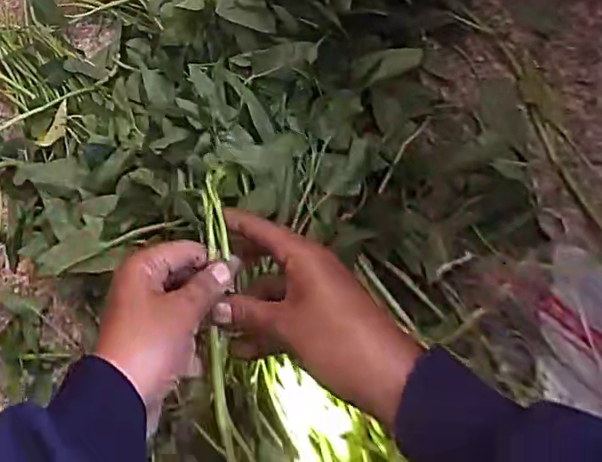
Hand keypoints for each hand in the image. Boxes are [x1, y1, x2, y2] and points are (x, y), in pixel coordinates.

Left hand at [94, 241, 235, 415]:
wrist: (121, 397)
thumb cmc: (152, 343)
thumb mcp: (183, 312)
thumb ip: (206, 287)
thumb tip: (226, 265)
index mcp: (142, 266)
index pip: (182, 250)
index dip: (209, 258)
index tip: (238, 270)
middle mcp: (138, 283)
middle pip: (180, 277)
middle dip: (206, 291)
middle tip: (234, 302)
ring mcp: (140, 312)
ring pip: (179, 305)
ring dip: (200, 318)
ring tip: (223, 327)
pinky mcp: (146, 340)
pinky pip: (173, 330)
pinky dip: (187, 341)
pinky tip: (201, 357)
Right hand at [213, 210, 421, 423]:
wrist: (395, 383)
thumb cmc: (338, 340)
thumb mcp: (287, 326)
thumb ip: (248, 312)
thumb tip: (213, 304)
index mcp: (302, 255)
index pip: (260, 228)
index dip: (233, 222)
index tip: (207, 217)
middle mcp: (308, 265)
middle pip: (264, 257)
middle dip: (236, 269)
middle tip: (206, 273)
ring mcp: (316, 292)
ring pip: (273, 289)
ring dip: (249, 306)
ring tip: (219, 323)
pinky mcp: (322, 317)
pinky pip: (286, 311)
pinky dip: (267, 325)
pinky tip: (243, 349)